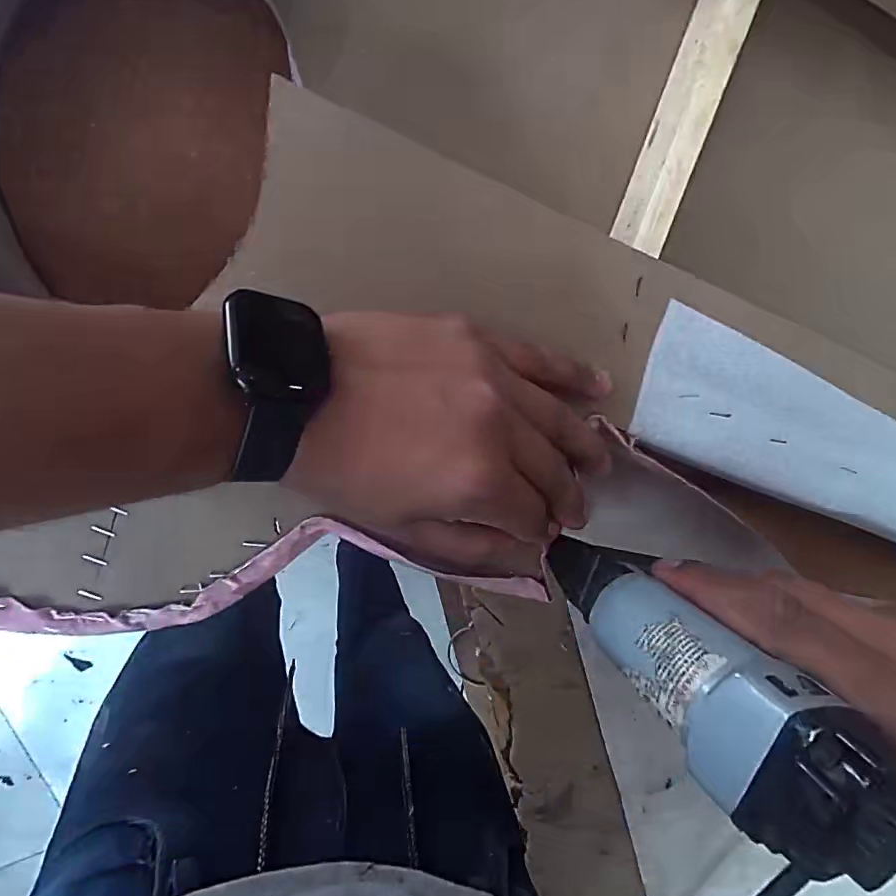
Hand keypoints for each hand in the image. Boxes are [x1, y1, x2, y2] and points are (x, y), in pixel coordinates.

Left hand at [286, 312, 612, 575]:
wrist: (296, 393)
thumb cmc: (345, 471)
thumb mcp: (403, 530)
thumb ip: (475, 549)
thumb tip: (531, 556)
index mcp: (479, 481)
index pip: (532, 513)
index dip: (539, 530)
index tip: (541, 535)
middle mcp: (500, 427)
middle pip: (553, 469)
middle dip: (568, 497)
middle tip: (574, 510)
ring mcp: (494, 376)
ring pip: (558, 418)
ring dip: (584, 447)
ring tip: (599, 465)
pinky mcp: (480, 340)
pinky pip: (540, 358)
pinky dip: (573, 375)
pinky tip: (600, 389)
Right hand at [651, 561, 895, 895]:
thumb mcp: (894, 825)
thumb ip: (824, 767)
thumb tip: (755, 734)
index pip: (795, 629)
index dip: (725, 597)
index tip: (670, 577)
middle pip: (804, 595)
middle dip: (733, 584)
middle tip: (679, 586)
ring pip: (829, 597)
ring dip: (768, 596)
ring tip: (721, 609)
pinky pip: (857, 611)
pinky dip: (807, 611)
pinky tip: (790, 633)